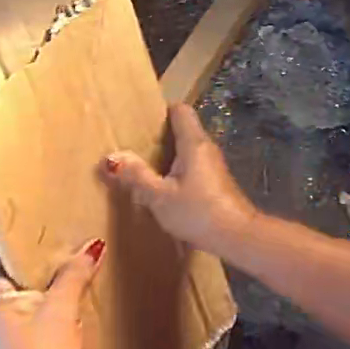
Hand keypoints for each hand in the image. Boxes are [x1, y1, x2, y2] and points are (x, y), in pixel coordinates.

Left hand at [0, 242, 103, 348]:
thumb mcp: (62, 310)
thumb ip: (75, 273)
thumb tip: (90, 247)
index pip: (11, 253)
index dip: (38, 244)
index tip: (62, 235)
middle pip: (19, 277)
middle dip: (47, 271)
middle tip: (75, 259)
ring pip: (24, 301)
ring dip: (49, 296)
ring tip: (75, 287)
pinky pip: (25, 322)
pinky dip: (44, 317)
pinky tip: (65, 320)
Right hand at [102, 103, 258, 248]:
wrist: (238, 238)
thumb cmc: (199, 212)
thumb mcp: (160, 197)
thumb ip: (136, 176)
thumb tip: (110, 158)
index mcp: (193, 143)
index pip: (179, 110)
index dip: (160, 111)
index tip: (139, 119)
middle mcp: (205, 148)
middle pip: (181, 129)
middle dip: (158, 135)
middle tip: (132, 144)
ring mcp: (213, 166)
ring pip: (186, 150)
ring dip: (166, 155)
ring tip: (141, 166)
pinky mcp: (215, 183)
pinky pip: (191, 166)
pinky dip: (175, 171)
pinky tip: (162, 188)